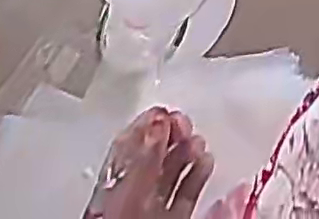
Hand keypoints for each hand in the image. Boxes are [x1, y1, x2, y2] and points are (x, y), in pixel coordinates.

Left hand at [86, 108, 213, 218]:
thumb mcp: (130, 195)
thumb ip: (144, 160)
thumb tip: (159, 121)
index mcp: (111, 191)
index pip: (126, 148)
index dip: (145, 125)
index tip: (165, 109)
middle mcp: (129, 201)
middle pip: (150, 158)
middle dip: (170, 135)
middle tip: (185, 121)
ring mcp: (150, 213)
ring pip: (170, 174)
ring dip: (187, 152)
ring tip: (198, 141)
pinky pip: (185, 196)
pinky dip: (198, 175)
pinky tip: (206, 161)